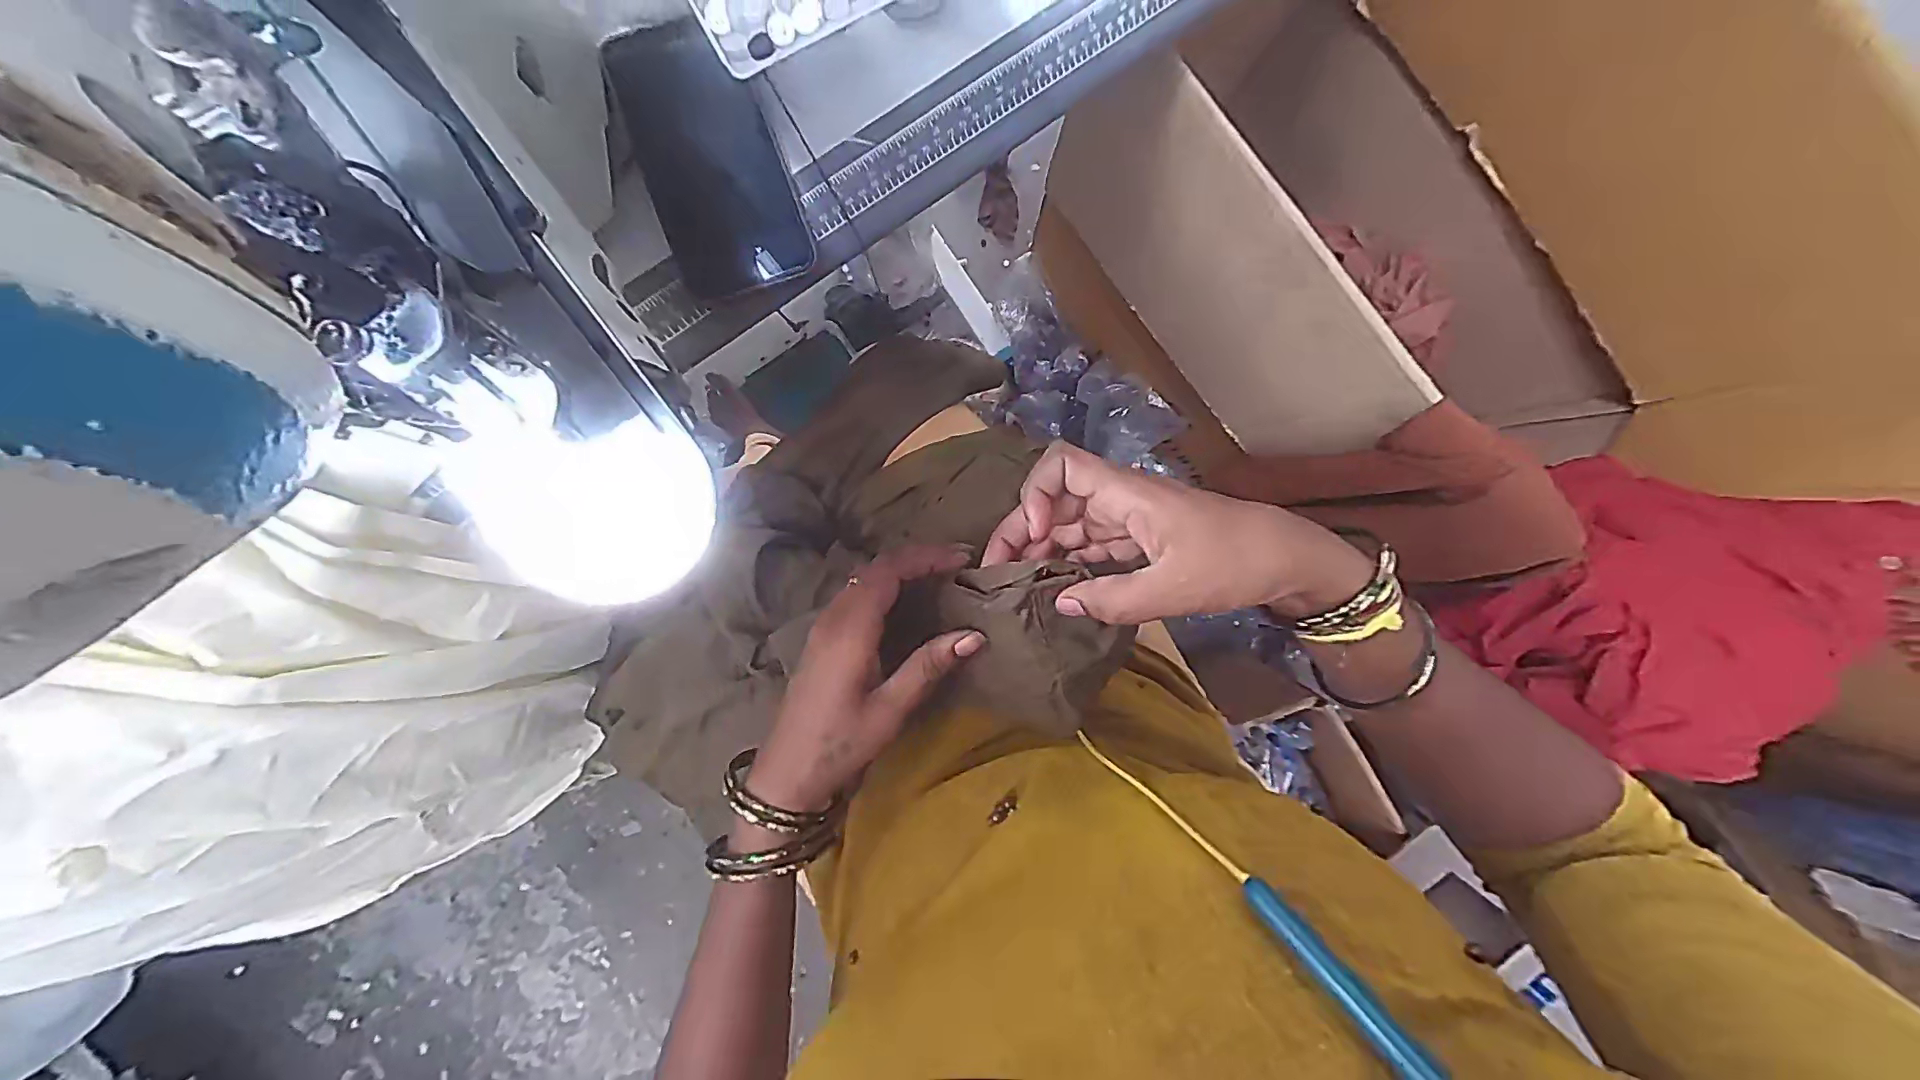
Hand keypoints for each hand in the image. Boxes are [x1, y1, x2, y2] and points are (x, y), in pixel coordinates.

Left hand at [747, 545, 985, 813]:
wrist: (787, 773)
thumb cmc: (840, 744)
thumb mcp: (890, 710)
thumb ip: (928, 667)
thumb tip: (974, 635)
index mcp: (849, 629)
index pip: (888, 571)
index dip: (925, 557)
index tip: (961, 558)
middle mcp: (833, 617)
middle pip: (875, 568)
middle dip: (917, 557)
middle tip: (957, 563)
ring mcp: (823, 626)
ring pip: (863, 579)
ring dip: (900, 569)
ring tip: (939, 575)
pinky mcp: (822, 638)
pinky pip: (856, 595)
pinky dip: (886, 585)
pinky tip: (906, 601)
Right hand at [981, 442, 1373, 624]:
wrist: (1284, 559)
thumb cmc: (1232, 562)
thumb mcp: (1171, 590)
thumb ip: (1112, 601)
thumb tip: (1059, 604)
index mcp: (1124, 494)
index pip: (1060, 465)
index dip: (1035, 493)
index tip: (1036, 534)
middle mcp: (1118, 500)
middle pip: (1053, 500)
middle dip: (1022, 530)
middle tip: (1001, 572)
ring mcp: (1126, 520)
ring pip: (1068, 525)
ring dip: (1042, 550)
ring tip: (1019, 585)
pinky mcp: (1136, 541)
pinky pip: (1089, 545)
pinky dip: (1068, 562)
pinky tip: (1054, 588)